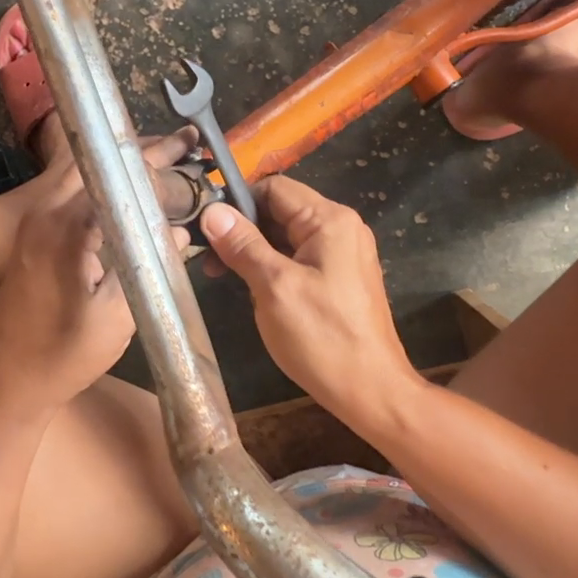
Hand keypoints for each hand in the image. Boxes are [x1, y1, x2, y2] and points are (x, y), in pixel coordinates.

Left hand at [0, 130, 196, 412]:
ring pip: (85, 174)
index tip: (192, 156)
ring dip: (123, 168)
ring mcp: (34, 223)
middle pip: (98, 163)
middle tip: (185, 145)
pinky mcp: (34, 237)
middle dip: (141, 153)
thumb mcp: (118, 316)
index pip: (116, 175)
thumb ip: (150, 266)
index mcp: (64, 228)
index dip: (156, 164)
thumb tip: (177, 231)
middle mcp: (44, 214)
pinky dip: (107, 187)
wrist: (7, 383)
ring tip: (168, 158)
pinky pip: (75, 194)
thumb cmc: (64, 356)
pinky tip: (135, 196)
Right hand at [199, 176, 421, 417]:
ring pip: (287, 236)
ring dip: (255, 251)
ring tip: (224, 277)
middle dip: (243, 230)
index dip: (237, 203)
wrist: (371, 390)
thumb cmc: (322, 337)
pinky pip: (300, 258)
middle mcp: (342, 227)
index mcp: (330, 220)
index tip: (206, 228)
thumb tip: (212, 211)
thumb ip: (243, 245)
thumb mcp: (274, 287)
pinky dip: (273, 267)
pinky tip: (254, 290)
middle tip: (208, 260)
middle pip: (281, 210)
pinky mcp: (341, 278)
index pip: (274, 188)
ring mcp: (344, 254)